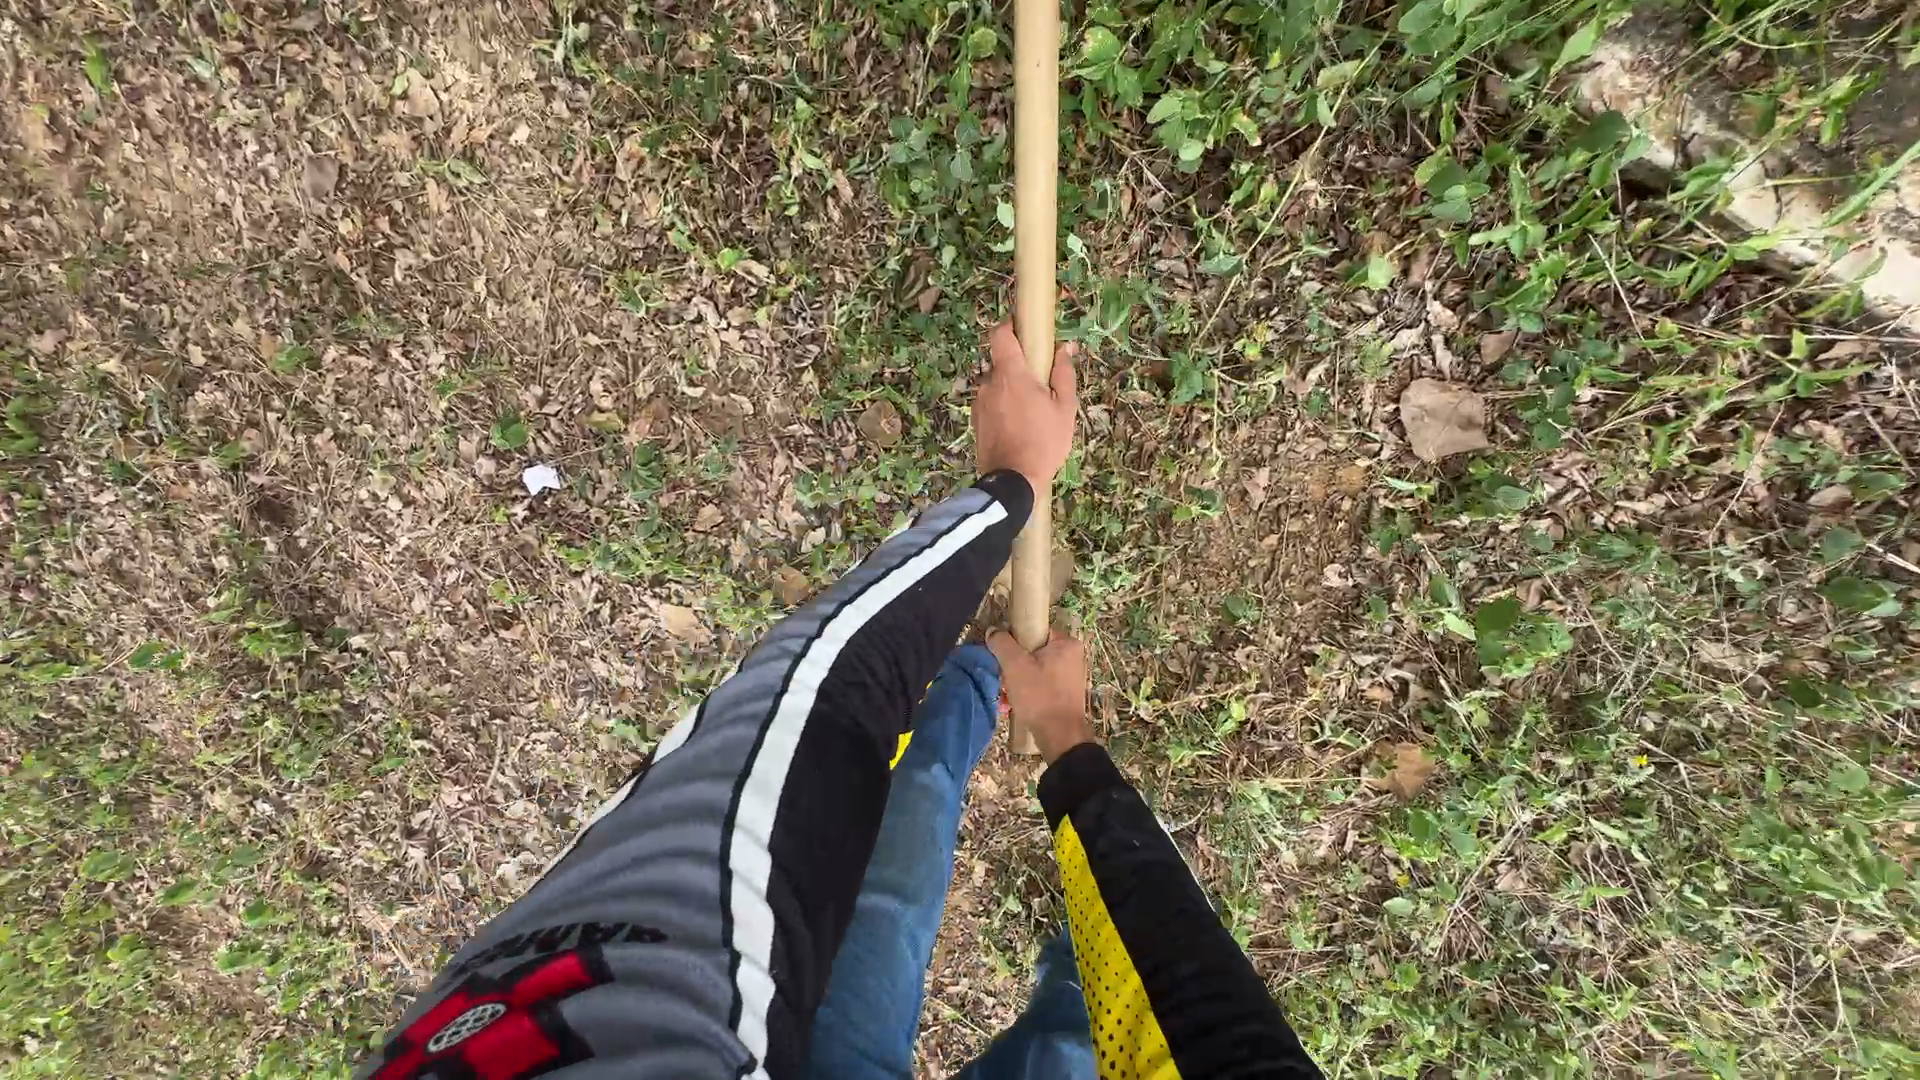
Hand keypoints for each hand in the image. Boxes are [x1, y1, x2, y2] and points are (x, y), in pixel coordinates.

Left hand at [975, 318, 1076, 495]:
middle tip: (1040, 385)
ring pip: (996, 385)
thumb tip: (1064, 349)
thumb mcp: (1064, 409)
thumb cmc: (1043, 443)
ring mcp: (979, 403)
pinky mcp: (975, 421)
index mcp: (1011, 374)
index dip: (1010, 327)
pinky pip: (991, 404)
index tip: (1025, 330)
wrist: (1012, 481)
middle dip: (1019, 368)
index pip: (1000, 335)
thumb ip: (1063, 375)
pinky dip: (1003, 408)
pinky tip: (1018, 426)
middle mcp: (989, 383)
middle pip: (1001, 362)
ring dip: (1011, 391)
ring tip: (1031, 413)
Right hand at [987, 629, 1094, 764]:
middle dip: (1014, 666)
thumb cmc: (1039, 696)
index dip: (1015, 641)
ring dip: (1017, 681)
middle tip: (1002, 678)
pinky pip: (1040, 685)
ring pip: (1034, 670)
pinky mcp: (1065, 694)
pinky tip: (1013, 703)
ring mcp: (1070, 677)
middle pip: (1033, 652)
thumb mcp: (1014, 665)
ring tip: (1005, 694)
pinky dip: (1027, 692)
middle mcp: (1073, 657)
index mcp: (1066, 644)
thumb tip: (993, 631)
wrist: (1060, 737)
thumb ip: (1002, 643)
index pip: (1034, 630)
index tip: (1002, 655)